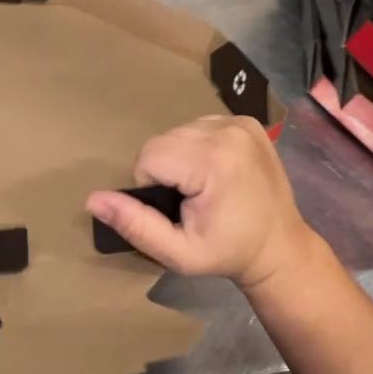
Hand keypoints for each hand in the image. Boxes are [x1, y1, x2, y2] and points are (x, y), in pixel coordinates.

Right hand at [84, 116, 322, 291]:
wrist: (279, 246)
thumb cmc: (228, 253)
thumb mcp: (178, 252)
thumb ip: (135, 225)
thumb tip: (93, 200)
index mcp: (213, 162)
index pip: (148, 157)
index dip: (150, 187)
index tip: (176, 210)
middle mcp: (228, 132)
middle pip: (162, 141)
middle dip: (164, 171)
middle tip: (188, 202)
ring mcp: (240, 123)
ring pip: (178, 131)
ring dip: (179, 158)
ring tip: (201, 188)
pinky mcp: (247, 120)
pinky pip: (199, 126)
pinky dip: (198, 147)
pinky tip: (214, 173)